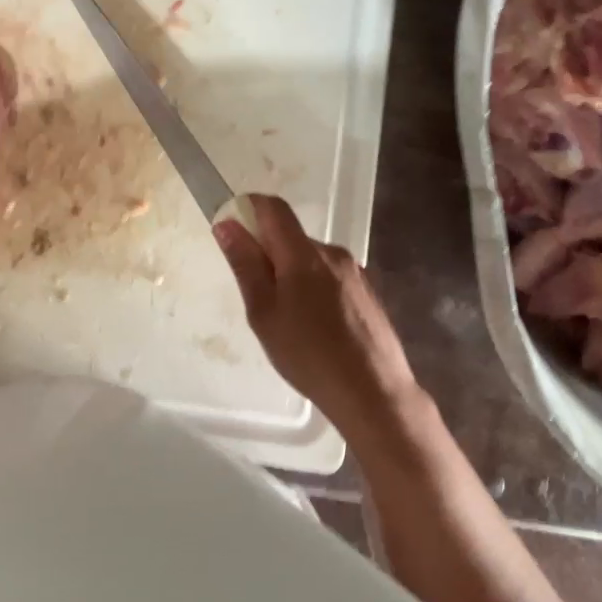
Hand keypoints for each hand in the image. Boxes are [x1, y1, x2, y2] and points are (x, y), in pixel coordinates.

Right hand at [213, 195, 416, 427]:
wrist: (374, 393)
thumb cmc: (308, 354)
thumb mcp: (263, 313)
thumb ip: (245, 264)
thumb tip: (227, 224)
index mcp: (303, 253)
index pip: (272, 207)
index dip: (248, 208)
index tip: (232, 231)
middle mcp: (332, 253)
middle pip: (291, 235)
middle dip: (268, 253)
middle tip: (258, 297)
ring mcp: (355, 272)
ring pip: (310, 259)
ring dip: (292, 275)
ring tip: (289, 321)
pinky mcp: (368, 293)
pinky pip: (329, 277)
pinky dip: (314, 290)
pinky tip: (316, 329)